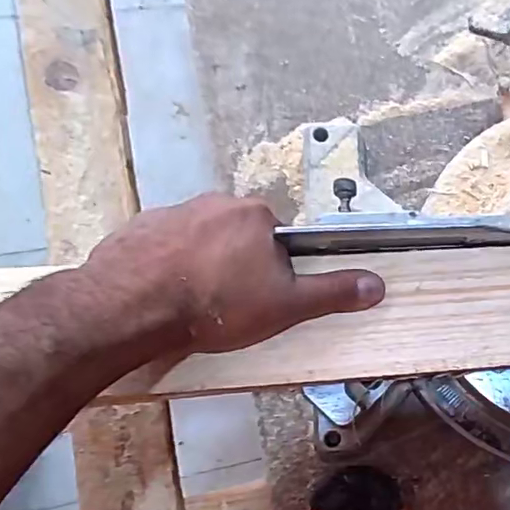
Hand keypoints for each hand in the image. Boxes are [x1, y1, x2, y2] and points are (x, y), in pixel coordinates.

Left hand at [83, 194, 384, 353]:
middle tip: (229, 304)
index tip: (261, 295)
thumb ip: (332, 292)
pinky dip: (168, 267)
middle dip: (237, 266)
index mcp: (255, 215)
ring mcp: (172, 212)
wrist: (135, 307)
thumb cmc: (215, 305)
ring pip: (200, 241)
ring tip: (195, 304)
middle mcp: (215, 203)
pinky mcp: (139, 229)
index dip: (274, 269)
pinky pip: (164, 247)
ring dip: (202, 266)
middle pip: (238, 236)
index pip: (277, 238)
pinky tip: (165, 295)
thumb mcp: (286, 305)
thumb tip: (374, 285)